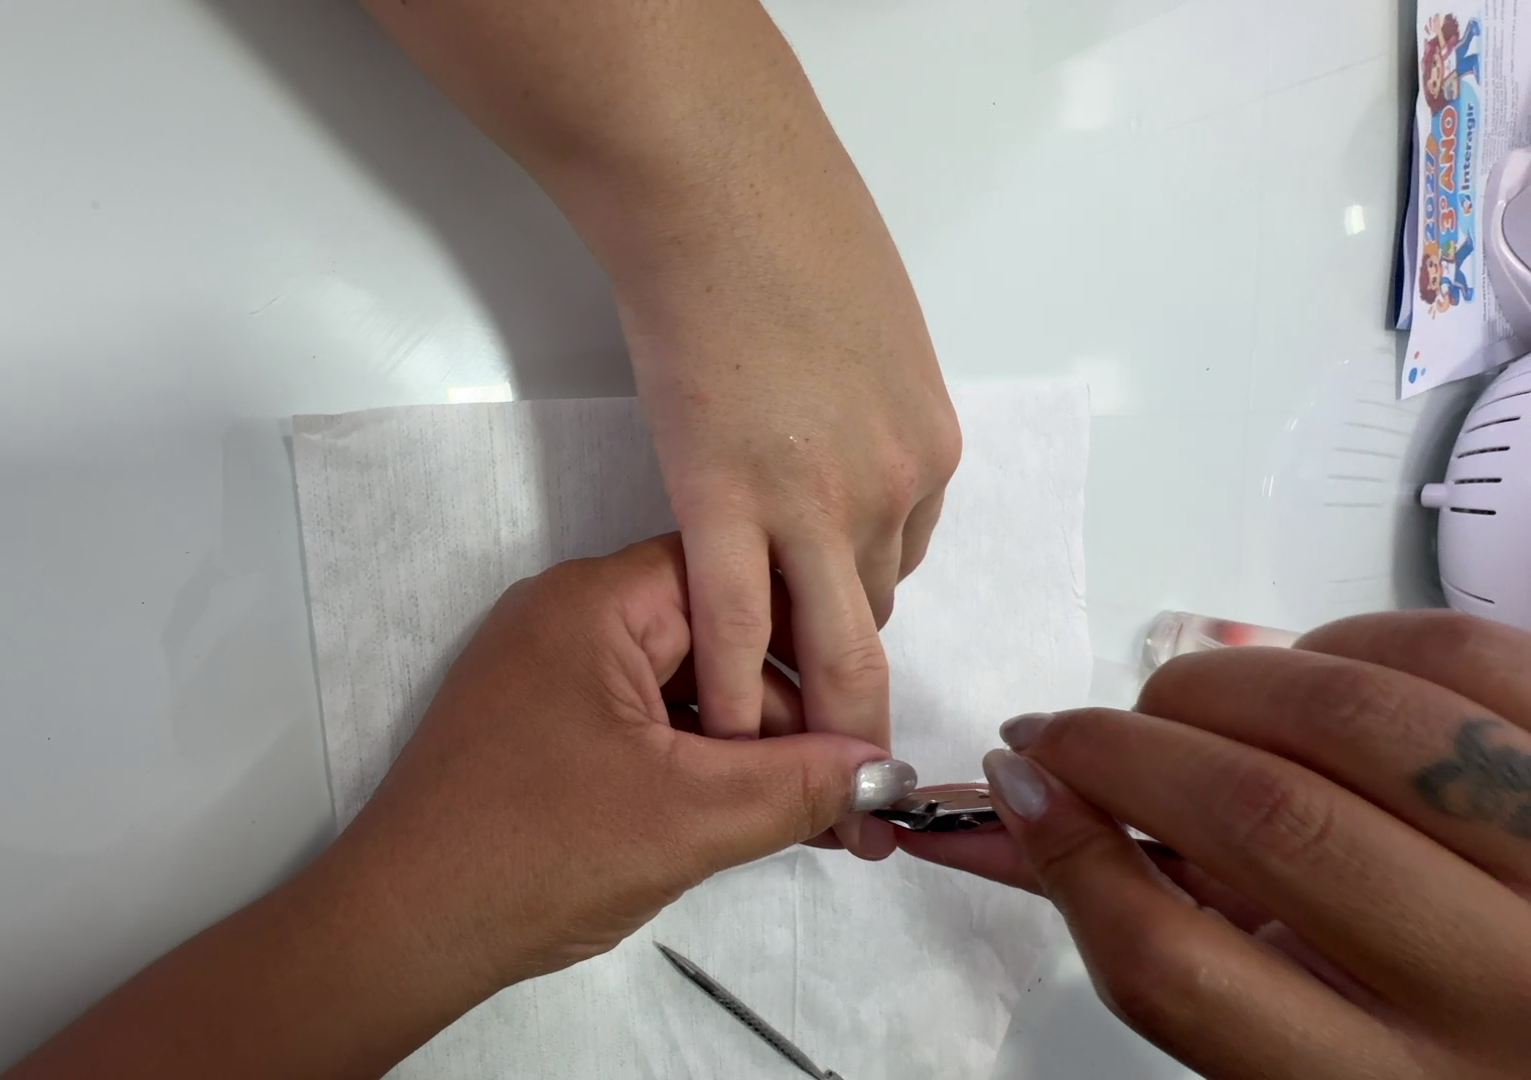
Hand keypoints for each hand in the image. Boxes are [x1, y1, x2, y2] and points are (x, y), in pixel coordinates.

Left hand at [8, 536, 915, 1079]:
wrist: (405, 926)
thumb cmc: (526, 858)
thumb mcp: (683, 818)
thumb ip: (785, 780)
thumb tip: (875, 759)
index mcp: (594, 607)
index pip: (719, 570)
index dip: (790, 614)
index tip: (852, 668)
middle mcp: (571, 613)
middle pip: (704, 614)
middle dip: (772, 673)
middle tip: (841, 730)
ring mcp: (560, 658)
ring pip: (681, 660)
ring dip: (738, 710)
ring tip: (796, 763)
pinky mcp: (555, 706)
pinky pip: (654, 695)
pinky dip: (701, 730)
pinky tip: (736, 775)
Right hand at [361, 0, 960, 861]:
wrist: (721, 187)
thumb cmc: (789, 241)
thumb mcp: (864, 332)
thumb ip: (865, 416)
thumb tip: (835, 462)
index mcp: (925, 447)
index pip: (899, 561)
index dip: (854, 606)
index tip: (820, 634)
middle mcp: (889, 488)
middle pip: (873, 619)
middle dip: (857, 701)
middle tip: (841, 763)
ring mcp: (814, 500)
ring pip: (824, 640)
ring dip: (805, 716)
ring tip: (784, 777)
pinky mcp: (726, 497)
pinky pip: (734, 619)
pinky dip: (728, 686)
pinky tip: (714, 732)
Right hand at [904, 612, 1530, 1078]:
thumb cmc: (1408, 1035)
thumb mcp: (1267, 1023)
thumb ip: (1120, 911)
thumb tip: (985, 812)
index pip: (1175, 965)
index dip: (1063, 852)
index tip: (1013, 780)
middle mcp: (1520, 997)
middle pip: (1258, 818)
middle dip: (1108, 747)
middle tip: (1062, 738)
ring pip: (1347, 713)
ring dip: (1208, 685)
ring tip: (1177, 709)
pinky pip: (1451, 649)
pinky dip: (1331, 639)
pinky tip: (1303, 679)